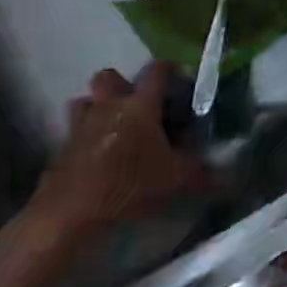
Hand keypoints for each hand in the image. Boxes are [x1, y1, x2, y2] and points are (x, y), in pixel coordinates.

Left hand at [22, 64, 202, 241]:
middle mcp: (108, 107)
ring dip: (96, 110)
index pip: (157, 69)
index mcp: (140, 105)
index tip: (181, 82)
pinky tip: (95, 163)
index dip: (170, 69)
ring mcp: (79, 128)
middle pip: (108, 76)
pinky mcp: (59, 152)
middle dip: (120, 85)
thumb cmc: (129, 186)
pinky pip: (72, 136)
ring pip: (84, 103)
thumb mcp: (175, 180)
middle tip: (136, 105)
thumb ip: (200, 171)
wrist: (69, 216)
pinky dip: (83, 143)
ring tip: (111, 130)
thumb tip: (228, 175)